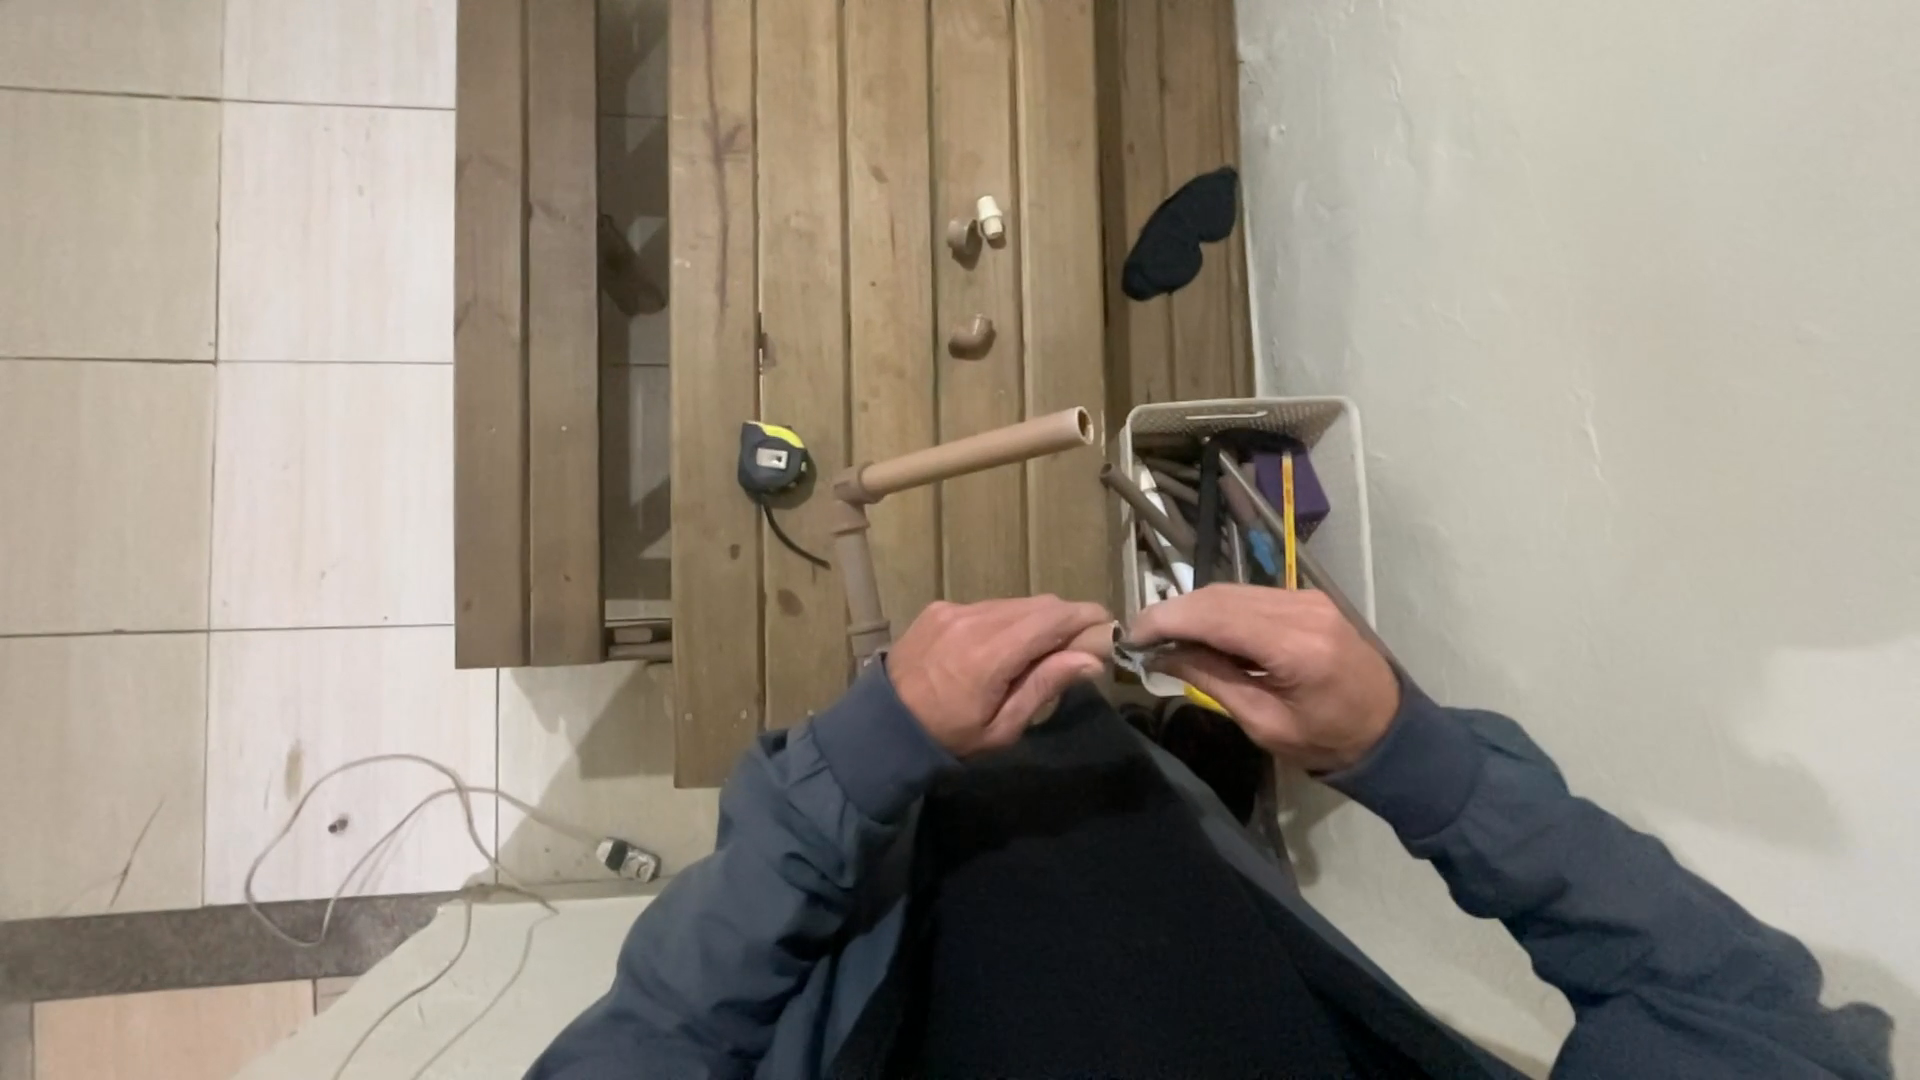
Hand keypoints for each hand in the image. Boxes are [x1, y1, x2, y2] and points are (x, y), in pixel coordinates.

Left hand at [889, 596, 1111, 757]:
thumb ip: (1045, 687)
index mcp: (989, 654)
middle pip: (1037, 605)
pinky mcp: (938, 608)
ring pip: (1013, 603)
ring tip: (1041, 650)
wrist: (882, 727)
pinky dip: (1006, 620)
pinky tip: (1002, 647)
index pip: (1052, 618)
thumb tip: (1091, 659)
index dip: (1086, 617)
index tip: (1108, 628)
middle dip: (1066, 620)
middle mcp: (972, 620)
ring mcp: (952, 609)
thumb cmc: (948, 737)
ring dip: (1036, 620)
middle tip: (1081, 645)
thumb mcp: (1002, 728)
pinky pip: (987, 606)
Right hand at [1129, 585, 1398, 771]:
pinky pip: (1247, 595)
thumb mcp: (1263, 722)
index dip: (1166, 621)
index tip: (1130, 636)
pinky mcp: (1307, 597)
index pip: (1215, 617)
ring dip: (1190, 609)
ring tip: (1161, 635)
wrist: (1391, 731)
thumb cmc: (1326, 740)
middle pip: (1218, 597)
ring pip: (1229, 591)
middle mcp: (1302, 609)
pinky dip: (1214, 609)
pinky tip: (1197, 629)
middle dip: (1171, 613)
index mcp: (1296, 647)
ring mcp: (1307, 598)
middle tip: (1138, 637)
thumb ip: (1211, 680)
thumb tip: (1160, 655)